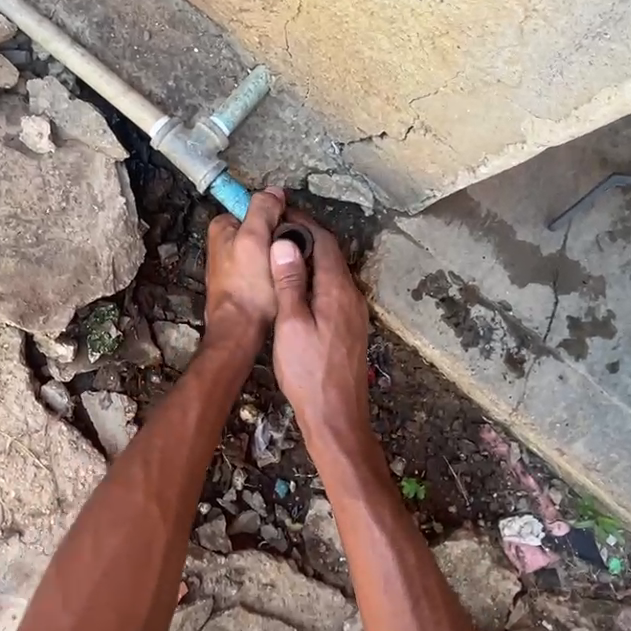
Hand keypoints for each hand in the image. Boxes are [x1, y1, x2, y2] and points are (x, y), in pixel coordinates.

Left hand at [203, 189, 284, 336]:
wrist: (241, 330)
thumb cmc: (246, 288)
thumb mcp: (254, 238)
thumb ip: (262, 210)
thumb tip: (273, 191)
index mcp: (221, 227)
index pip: (255, 207)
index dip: (275, 215)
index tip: (286, 228)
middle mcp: (224, 244)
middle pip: (263, 228)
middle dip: (279, 237)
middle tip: (287, 252)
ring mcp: (234, 265)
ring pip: (268, 249)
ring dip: (279, 256)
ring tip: (285, 268)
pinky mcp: (245, 282)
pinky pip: (267, 267)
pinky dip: (276, 271)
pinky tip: (280, 281)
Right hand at [268, 212, 370, 434]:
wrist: (336, 417)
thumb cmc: (309, 373)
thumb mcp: (291, 324)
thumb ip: (289, 282)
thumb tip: (286, 243)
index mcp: (338, 291)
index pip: (324, 242)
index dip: (303, 223)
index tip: (280, 213)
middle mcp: (352, 296)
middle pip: (331, 255)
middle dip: (305, 238)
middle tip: (276, 230)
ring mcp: (354, 313)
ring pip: (332, 273)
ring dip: (309, 259)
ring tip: (280, 255)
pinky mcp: (350, 327)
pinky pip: (333, 291)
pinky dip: (314, 279)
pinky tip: (295, 288)